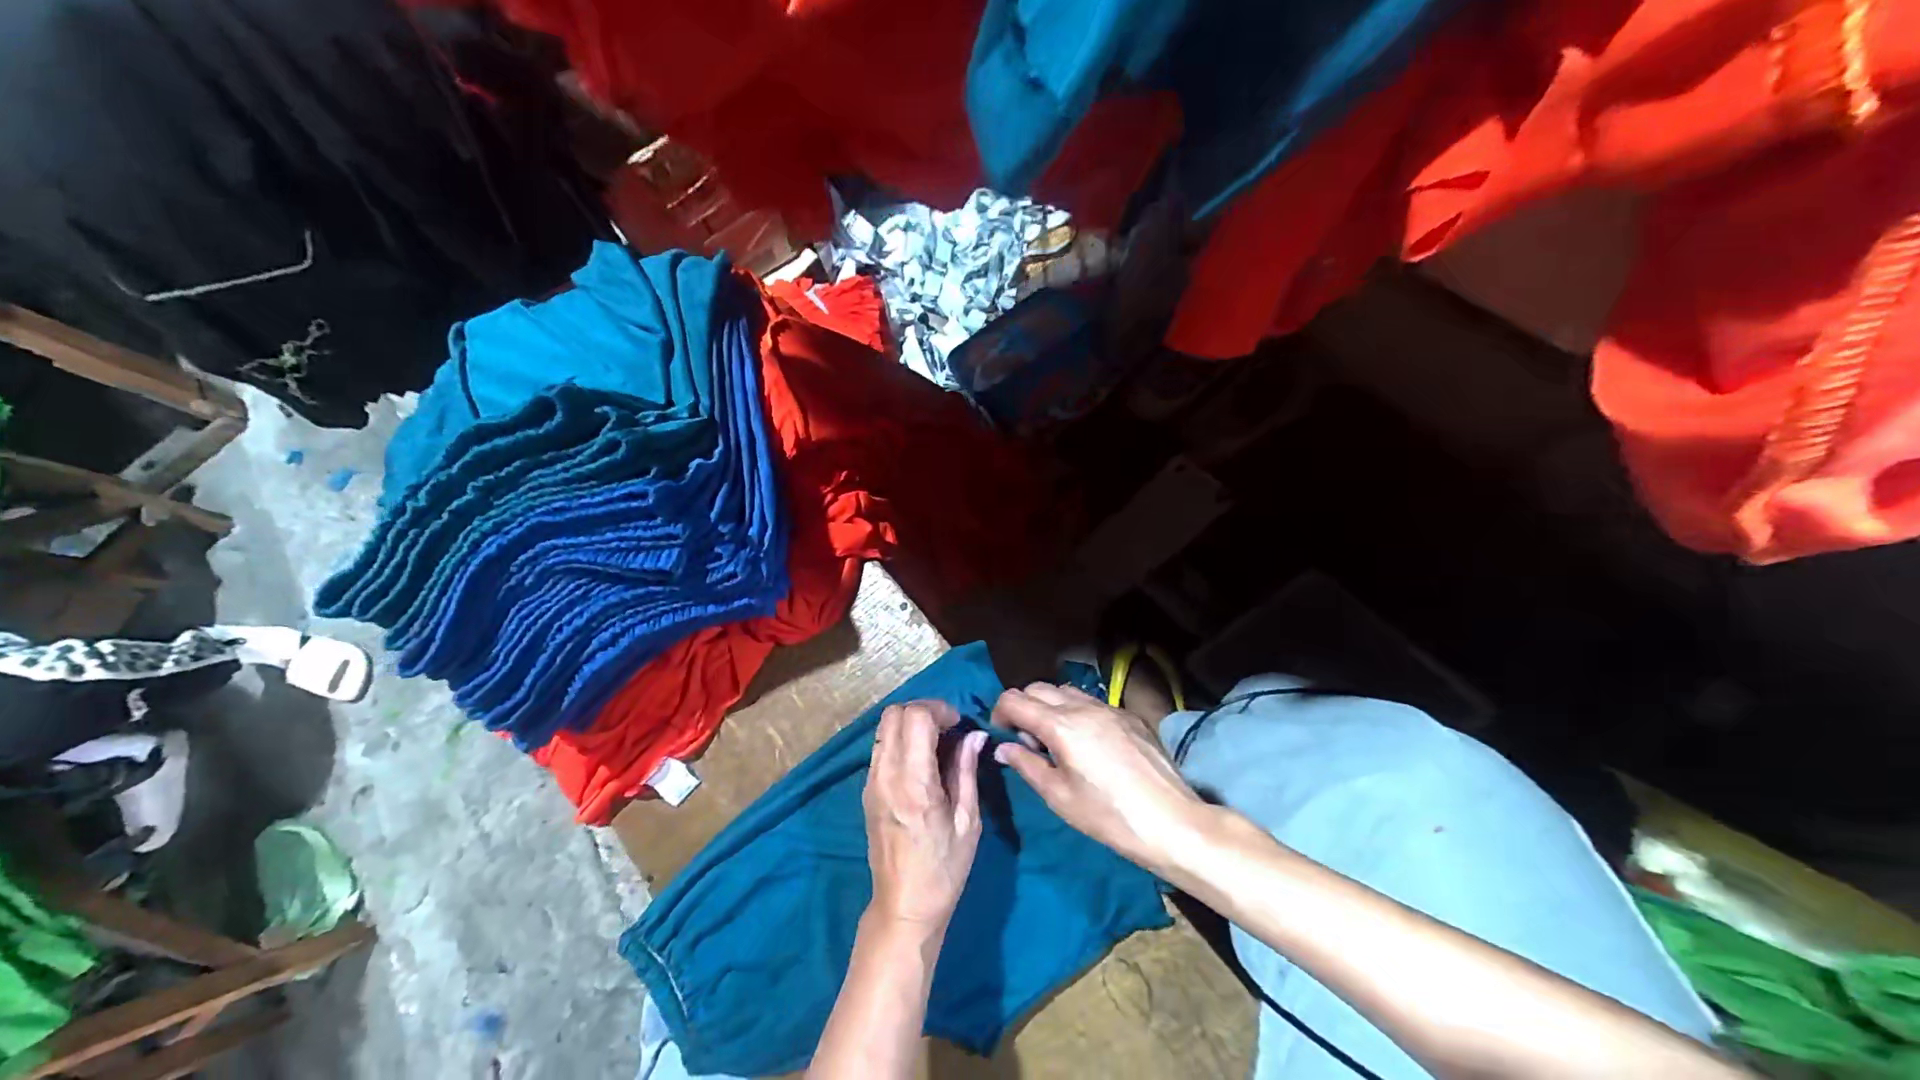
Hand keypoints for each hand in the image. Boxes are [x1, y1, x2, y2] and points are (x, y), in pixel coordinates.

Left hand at [864, 700, 987, 930]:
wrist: (904, 904)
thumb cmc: (944, 867)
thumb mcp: (968, 820)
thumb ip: (966, 770)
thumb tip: (973, 735)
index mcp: (913, 782)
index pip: (916, 717)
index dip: (940, 709)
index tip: (959, 724)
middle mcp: (886, 775)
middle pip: (895, 713)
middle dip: (924, 710)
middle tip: (948, 728)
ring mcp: (871, 782)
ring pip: (884, 727)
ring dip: (910, 723)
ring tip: (935, 743)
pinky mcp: (867, 790)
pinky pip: (881, 747)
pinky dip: (900, 739)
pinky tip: (920, 760)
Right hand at [991, 683, 1211, 875]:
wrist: (1171, 822)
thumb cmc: (1108, 815)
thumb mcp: (1058, 796)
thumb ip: (1027, 765)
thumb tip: (1004, 747)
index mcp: (1061, 725)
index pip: (1015, 699)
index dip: (999, 713)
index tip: (1002, 735)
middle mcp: (1083, 706)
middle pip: (1038, 688)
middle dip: (1024, 707)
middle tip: (1028, 742)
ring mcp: (1109, 708)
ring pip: (1066, 691)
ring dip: (1050, 707)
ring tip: (1057, 742)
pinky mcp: (1130, 716)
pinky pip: (1092, 702)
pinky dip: (1077, 713)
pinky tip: (1088, 745)